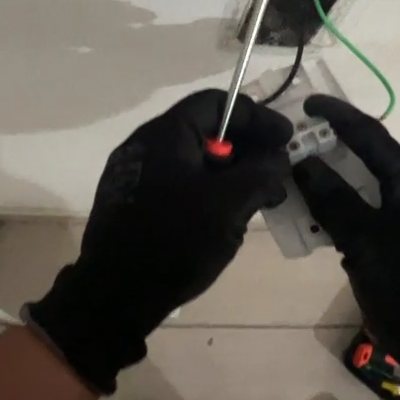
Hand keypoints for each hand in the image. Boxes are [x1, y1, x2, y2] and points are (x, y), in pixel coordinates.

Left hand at [25, 89, 292, 391]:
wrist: (114, 297)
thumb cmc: (175, 240)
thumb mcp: (229, 204)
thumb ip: (261, 172)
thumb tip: (277, 157)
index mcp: (166, 133)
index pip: (217, 102)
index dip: (257, 117)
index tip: (285, 139)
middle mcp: (146, 144)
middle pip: (205, 130)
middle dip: (246, 147)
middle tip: (275, 170)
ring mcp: (134, 173)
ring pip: (193, 159)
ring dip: (229, 172)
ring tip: (258, 197)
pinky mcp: (132, 201)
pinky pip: (178, 181)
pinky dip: (208, 189)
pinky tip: (227, 214)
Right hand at [292, 95, 399, 399]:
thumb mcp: (365, 241)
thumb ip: (334, 199)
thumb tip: (302, 162)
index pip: (372, 136)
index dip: (339, 117)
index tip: (307, 105)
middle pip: (366, 158)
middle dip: (330, 146)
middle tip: (293, 140)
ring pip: (359, 188)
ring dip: (328, 180)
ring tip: (293, 175)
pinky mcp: (393, 246)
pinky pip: (359, 215)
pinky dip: (334, 211)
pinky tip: (309, 218)